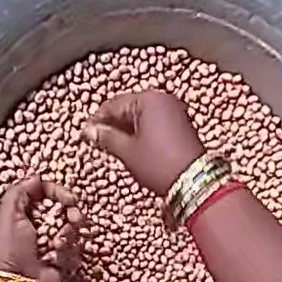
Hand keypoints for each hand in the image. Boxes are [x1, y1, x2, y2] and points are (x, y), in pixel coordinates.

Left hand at [0, 177, 81, 281]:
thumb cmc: (7, 251)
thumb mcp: (7, 214)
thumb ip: (20, 191)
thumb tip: (36, 176)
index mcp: (20, 212)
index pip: (45, 193)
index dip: (58, 192)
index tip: (68, 198)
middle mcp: (35, 226)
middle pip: (62, 209)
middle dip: (71, 212)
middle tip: (74, 218)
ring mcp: (48, 243)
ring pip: (71, 228)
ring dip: (67, 234)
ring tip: (58, 243)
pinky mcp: (59, 259)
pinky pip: (73, 247)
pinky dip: (66, 250)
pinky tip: (56, 256)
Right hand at [86, 90, 206, 194]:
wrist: (194, 181)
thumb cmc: (160, 164)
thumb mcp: (127, 151)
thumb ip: (106, 137)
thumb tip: (91, 131)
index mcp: (148, 99)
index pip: (114, 104)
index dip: (98, 120)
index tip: (87, 132)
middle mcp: (163, 99)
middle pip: (129, 108)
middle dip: (113, 124)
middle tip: (98, 140)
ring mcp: (174, 111)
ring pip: (142, 116)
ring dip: (127, 129)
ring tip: (114, 146)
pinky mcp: (180, 125)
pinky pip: (154, 123)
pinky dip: (142, 133)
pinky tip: (133, 147)